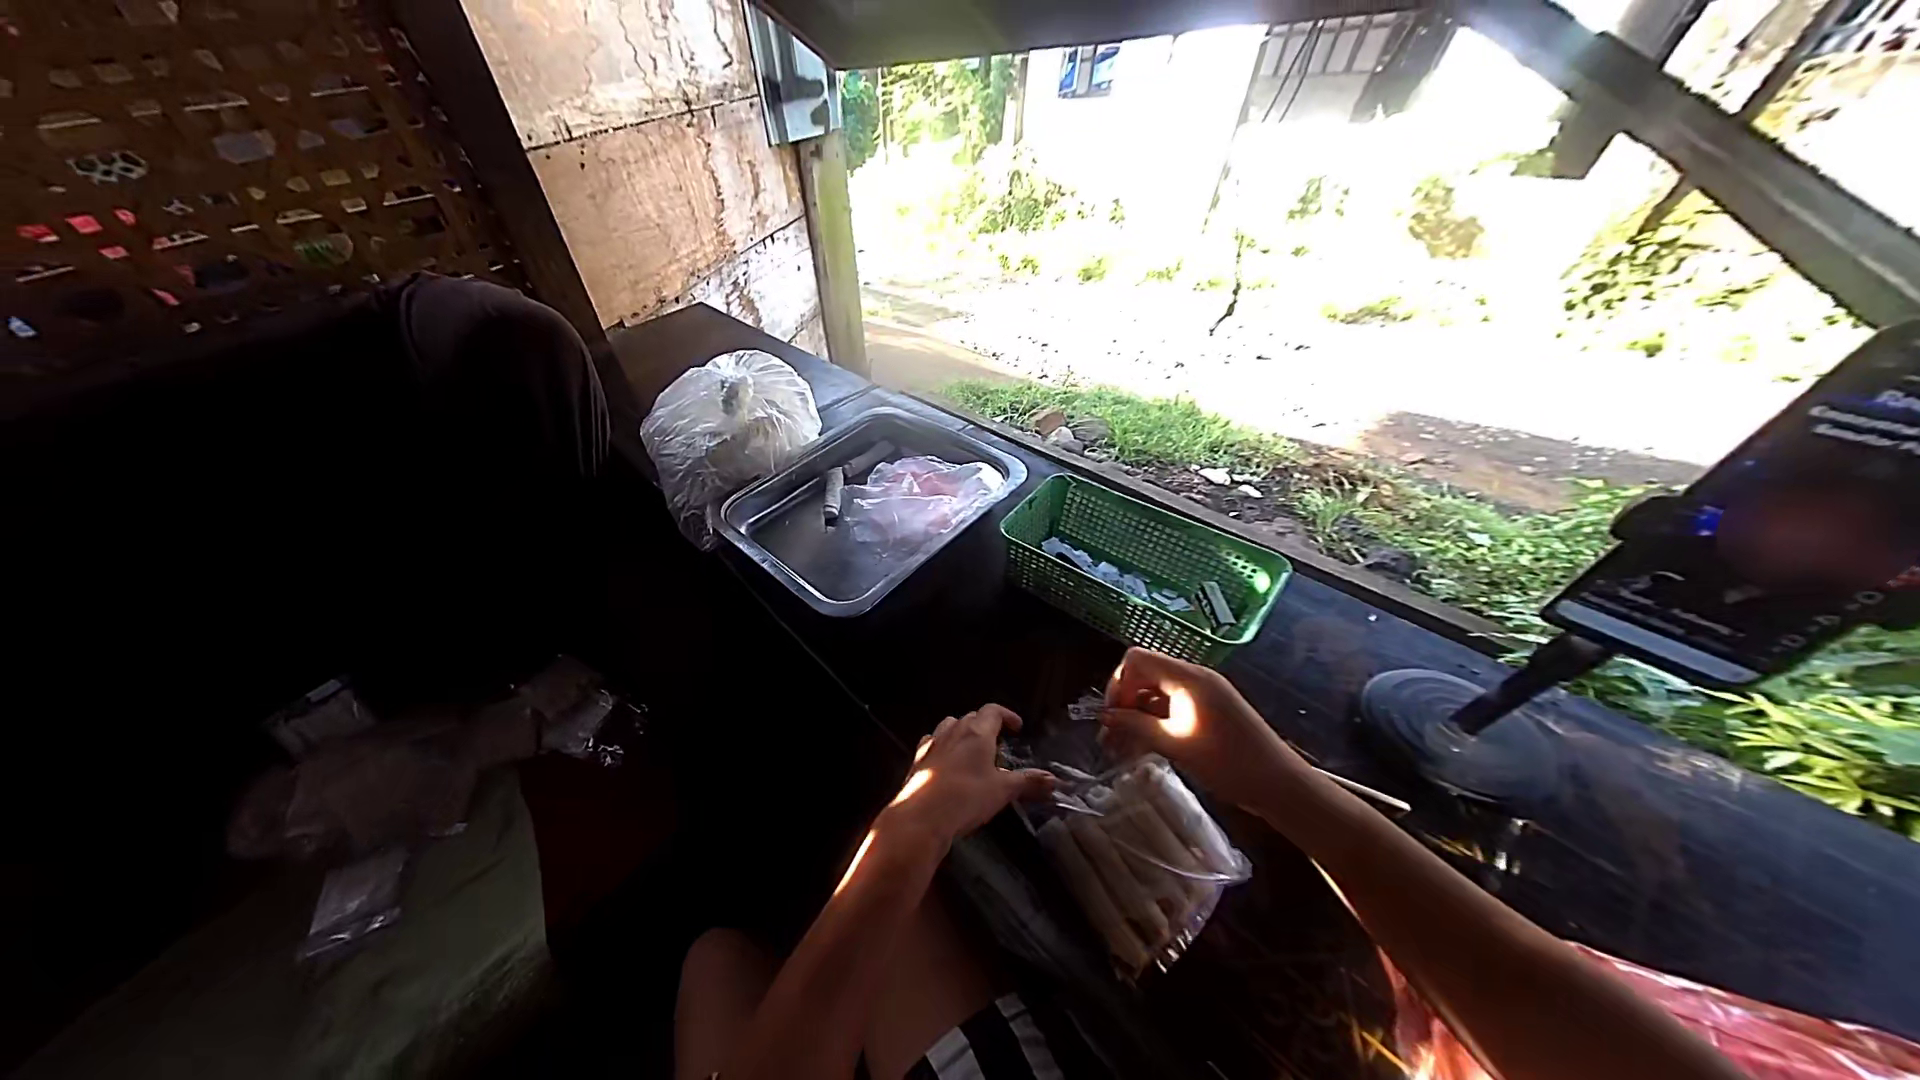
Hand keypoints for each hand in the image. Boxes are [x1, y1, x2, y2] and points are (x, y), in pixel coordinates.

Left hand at [887, 705, 1054, 844]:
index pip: (992, 711)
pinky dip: (943, 747)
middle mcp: (953, 732)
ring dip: (962, 732)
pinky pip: (932, 744)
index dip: (1006, 715)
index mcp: (976, 733)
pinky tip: (946, 763)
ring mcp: (932, 744)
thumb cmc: (965, 798)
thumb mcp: (1003, 791)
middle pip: (971, 717)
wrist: (921, 818)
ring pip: (949, 726)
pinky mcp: (917, 761)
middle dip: (985, 725)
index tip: (1016, 726)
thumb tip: (1053, 781)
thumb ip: (1028, 782)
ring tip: (972, 749)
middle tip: (997, 742)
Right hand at [1100, 647, 1310, 811]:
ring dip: (1136, 716)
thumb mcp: (1176, 744)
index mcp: (1188, 677)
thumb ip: (1136, 725)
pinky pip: (1171, 706)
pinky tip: (1143, 747)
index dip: (1118, 684)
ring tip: (1121, 749)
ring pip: (1155, 694)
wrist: (1280, 785)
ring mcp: (1203, 693)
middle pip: (1144, 675)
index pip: (1137, 660)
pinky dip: (1154, 723)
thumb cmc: (1229, 763)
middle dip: (1123, 703)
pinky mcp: (1208, 709)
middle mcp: (1194, 677)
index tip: (1112, 716)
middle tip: (1109, 737)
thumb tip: (1105, 716)